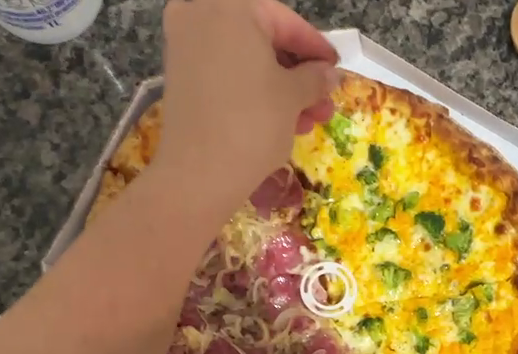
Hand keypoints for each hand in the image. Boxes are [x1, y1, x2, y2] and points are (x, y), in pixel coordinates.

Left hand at [157, 0, 338, 201]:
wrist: (200, 172)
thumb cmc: (252, 123)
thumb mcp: (292, 98)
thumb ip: (314, 78)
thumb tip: (329, 74)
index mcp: (231, 6)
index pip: (285, 21)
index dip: (316, 48)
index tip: (336, 69)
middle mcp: (201, 13)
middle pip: (263, 39)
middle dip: (298, 75)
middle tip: (324, 103)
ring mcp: (185, 43)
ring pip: (246, 60)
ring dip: (280, 88)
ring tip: (307, 122)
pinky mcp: (180, 75)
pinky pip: (226, 73)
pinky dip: (254, 92)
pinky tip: (279, 120)